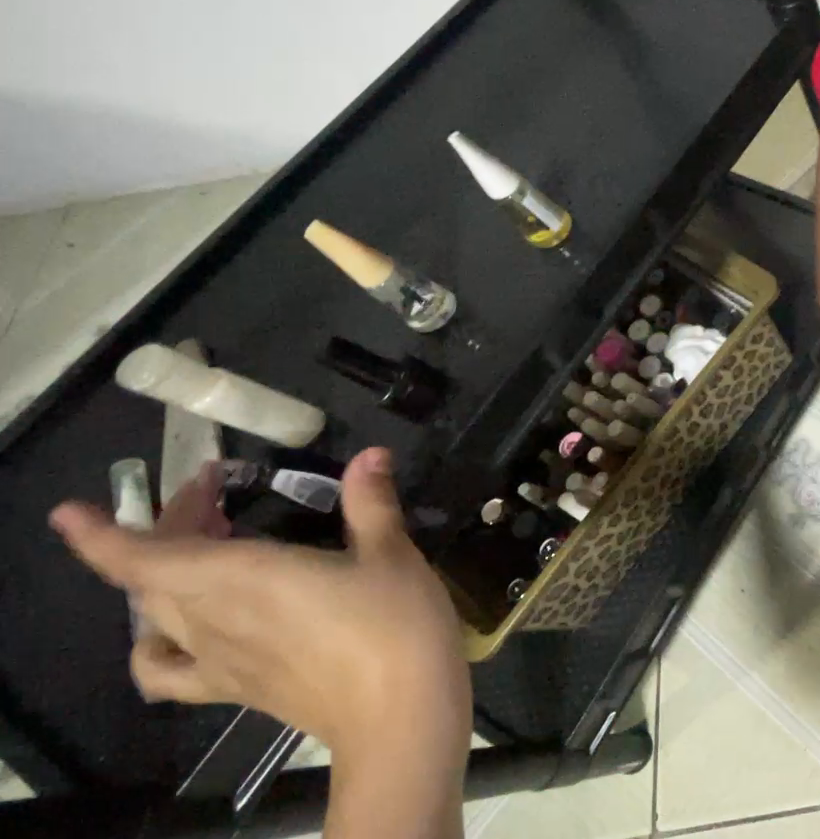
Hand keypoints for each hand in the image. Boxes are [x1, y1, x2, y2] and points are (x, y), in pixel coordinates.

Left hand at [49, 449, 469, 760]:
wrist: (398, 711)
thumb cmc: (397, 624)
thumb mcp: (393, 554)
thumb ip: (372, 503)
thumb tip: (370, 455)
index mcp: (245, 578)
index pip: (144, 558)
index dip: (102, 535)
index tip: (73, 510)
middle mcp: (214, 618)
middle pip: (155, 575)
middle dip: (170, 528)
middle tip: (213, 494)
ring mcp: (217, 658)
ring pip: (159, 612)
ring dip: (167, 573)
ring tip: (208, 545)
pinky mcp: (231, 688)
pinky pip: (165, 669)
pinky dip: (153, 647)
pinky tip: (177, 633)